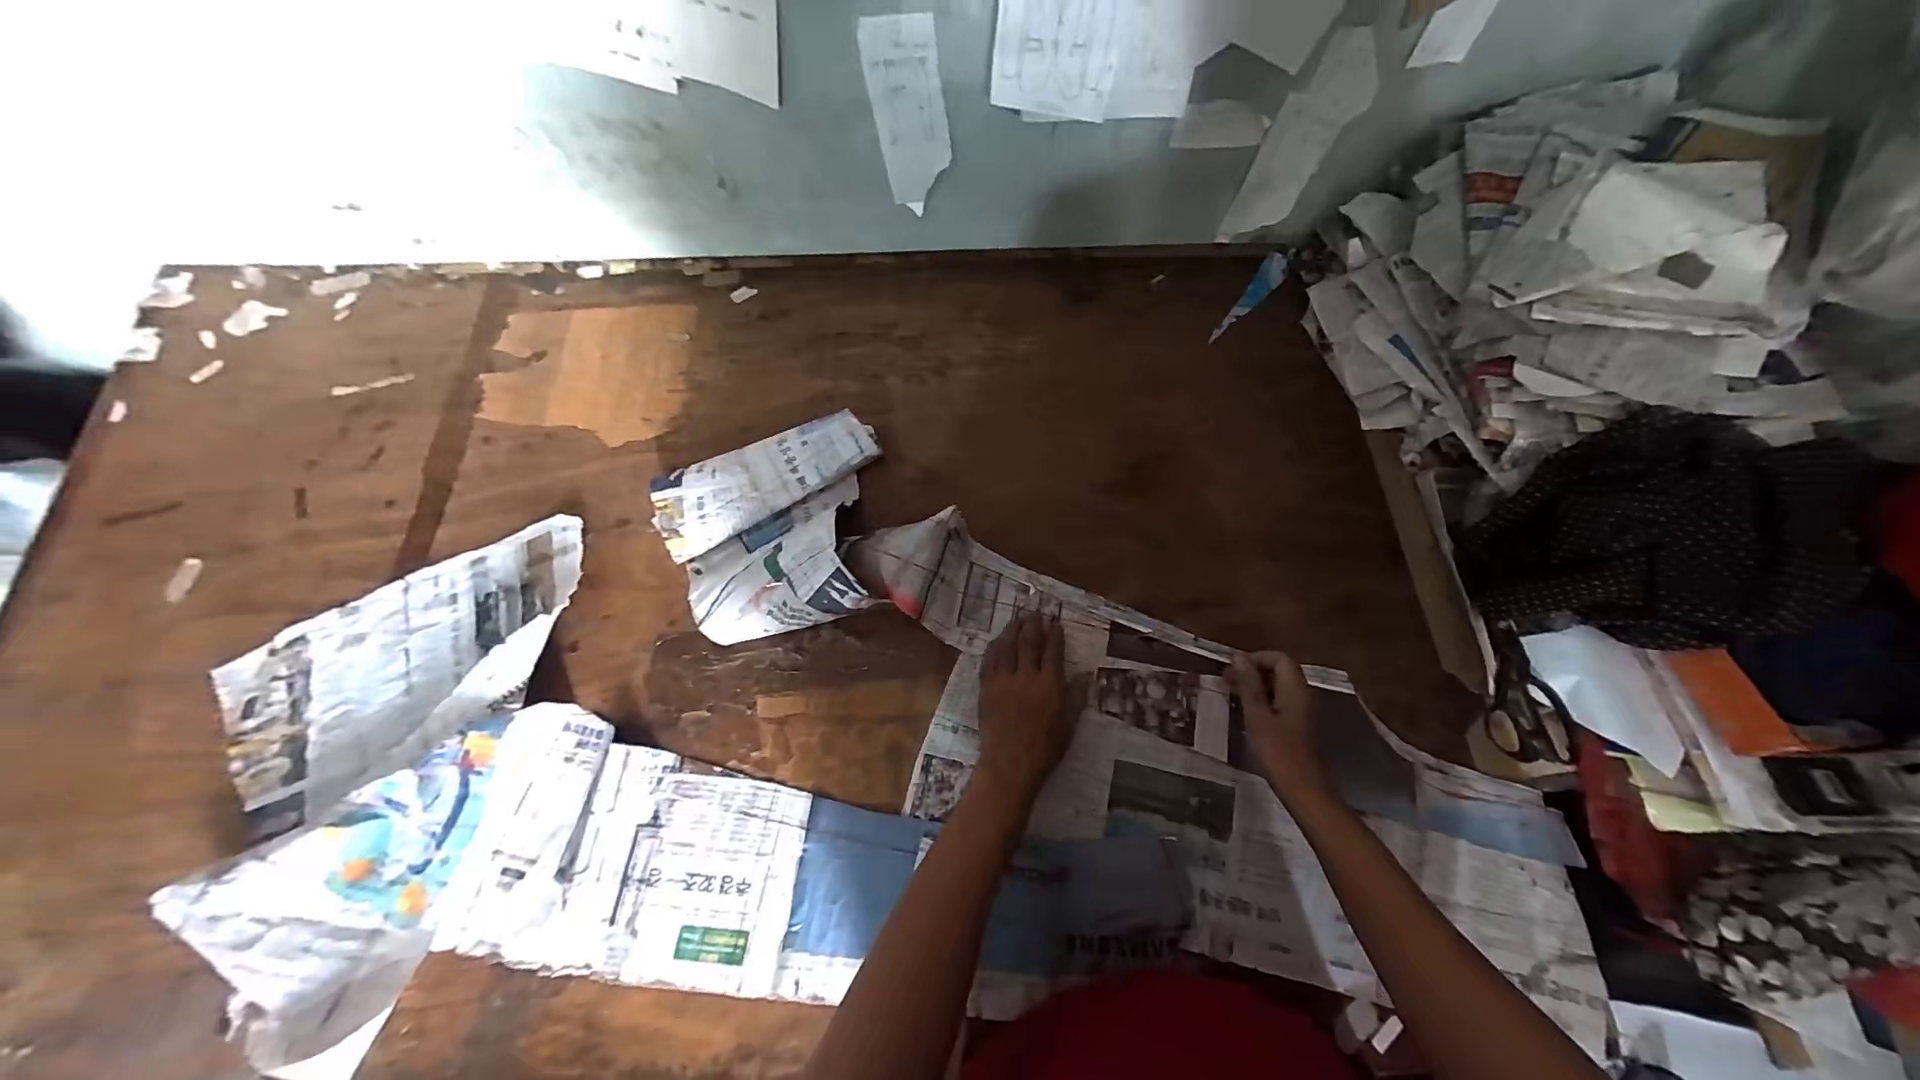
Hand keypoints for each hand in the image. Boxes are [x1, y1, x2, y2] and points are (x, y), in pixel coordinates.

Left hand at [973, 613, 1073, 807]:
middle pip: (1028, 642)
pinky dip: (994, 648)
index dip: (1055, 635)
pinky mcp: (986, 689)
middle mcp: (1026, 677)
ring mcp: (1003, 681)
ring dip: (1012, 630)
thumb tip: (1084, 675)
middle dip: (1033, 625)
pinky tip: (997, 641)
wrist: (1009, 765)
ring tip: (1017, 620)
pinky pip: (989, 661)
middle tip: (1036, 614)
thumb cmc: (1044, 750)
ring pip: (1006, 647)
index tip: (1056, 624)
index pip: (1053, 651)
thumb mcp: (1068, 726)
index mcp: (1049, 685)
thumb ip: (1075, 698)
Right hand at [1228, 651, 1330, 800]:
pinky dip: (1261, 701)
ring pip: (1278, 688)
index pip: (1279, 658)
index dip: (1256, 658)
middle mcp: (1302, 696)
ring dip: (1255, 686)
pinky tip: (1244, 711)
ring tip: (1229, 693)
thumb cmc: (1278, 751)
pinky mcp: (1297, 726)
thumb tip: (1239, 657)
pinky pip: (1279, 703)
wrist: (1303, 789)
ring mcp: (1301, 712)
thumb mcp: (1257, 715)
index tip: (1232, 668)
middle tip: (1226, 680)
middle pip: (1280, 671)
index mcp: (1295, 689)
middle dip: (1253, 671)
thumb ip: (1249, 685)